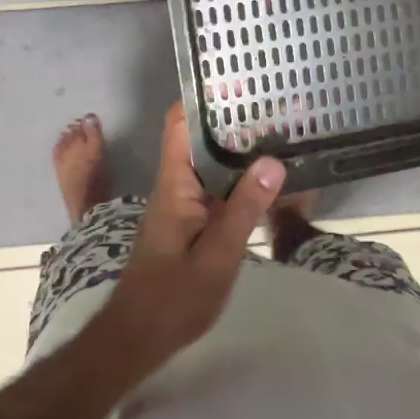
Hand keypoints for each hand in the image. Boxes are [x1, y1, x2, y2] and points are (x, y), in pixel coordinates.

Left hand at [98, 103, 284, 364]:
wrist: (138, 338)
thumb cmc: (173, 298)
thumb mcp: (217, 257)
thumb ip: (244, 209)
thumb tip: (272, 159)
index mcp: (174, 184)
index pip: (180, 124)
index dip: (205, 98)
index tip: (239, 80)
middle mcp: (176, 184)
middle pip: (200, 137)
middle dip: (234, 118)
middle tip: (278, 102)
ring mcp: (183, 202)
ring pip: (211, 162)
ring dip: (240, 146)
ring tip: (281, 129)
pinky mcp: (192, 219)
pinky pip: (216, 185)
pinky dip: (240, 174)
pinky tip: (268, 175)